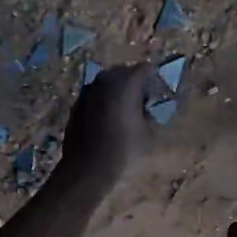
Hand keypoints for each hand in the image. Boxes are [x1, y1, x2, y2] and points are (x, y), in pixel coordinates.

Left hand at [57, 64, 159, 186]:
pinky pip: (95, 95)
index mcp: (125, 83)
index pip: (146, 69)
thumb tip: (149, 111)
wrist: (87, 167)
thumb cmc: (123, 149)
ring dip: (119, 91)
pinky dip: (104, 101)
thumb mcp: (150, 135)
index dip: (155, 81)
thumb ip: (153, 116)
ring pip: (108, 82)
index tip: (159, 97)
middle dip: (136, 84)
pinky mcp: (77, 103)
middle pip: (125, 72)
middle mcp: (105, 80)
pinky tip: (108, 120)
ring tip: (126, 112)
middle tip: (144, 102)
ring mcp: (87, 90)